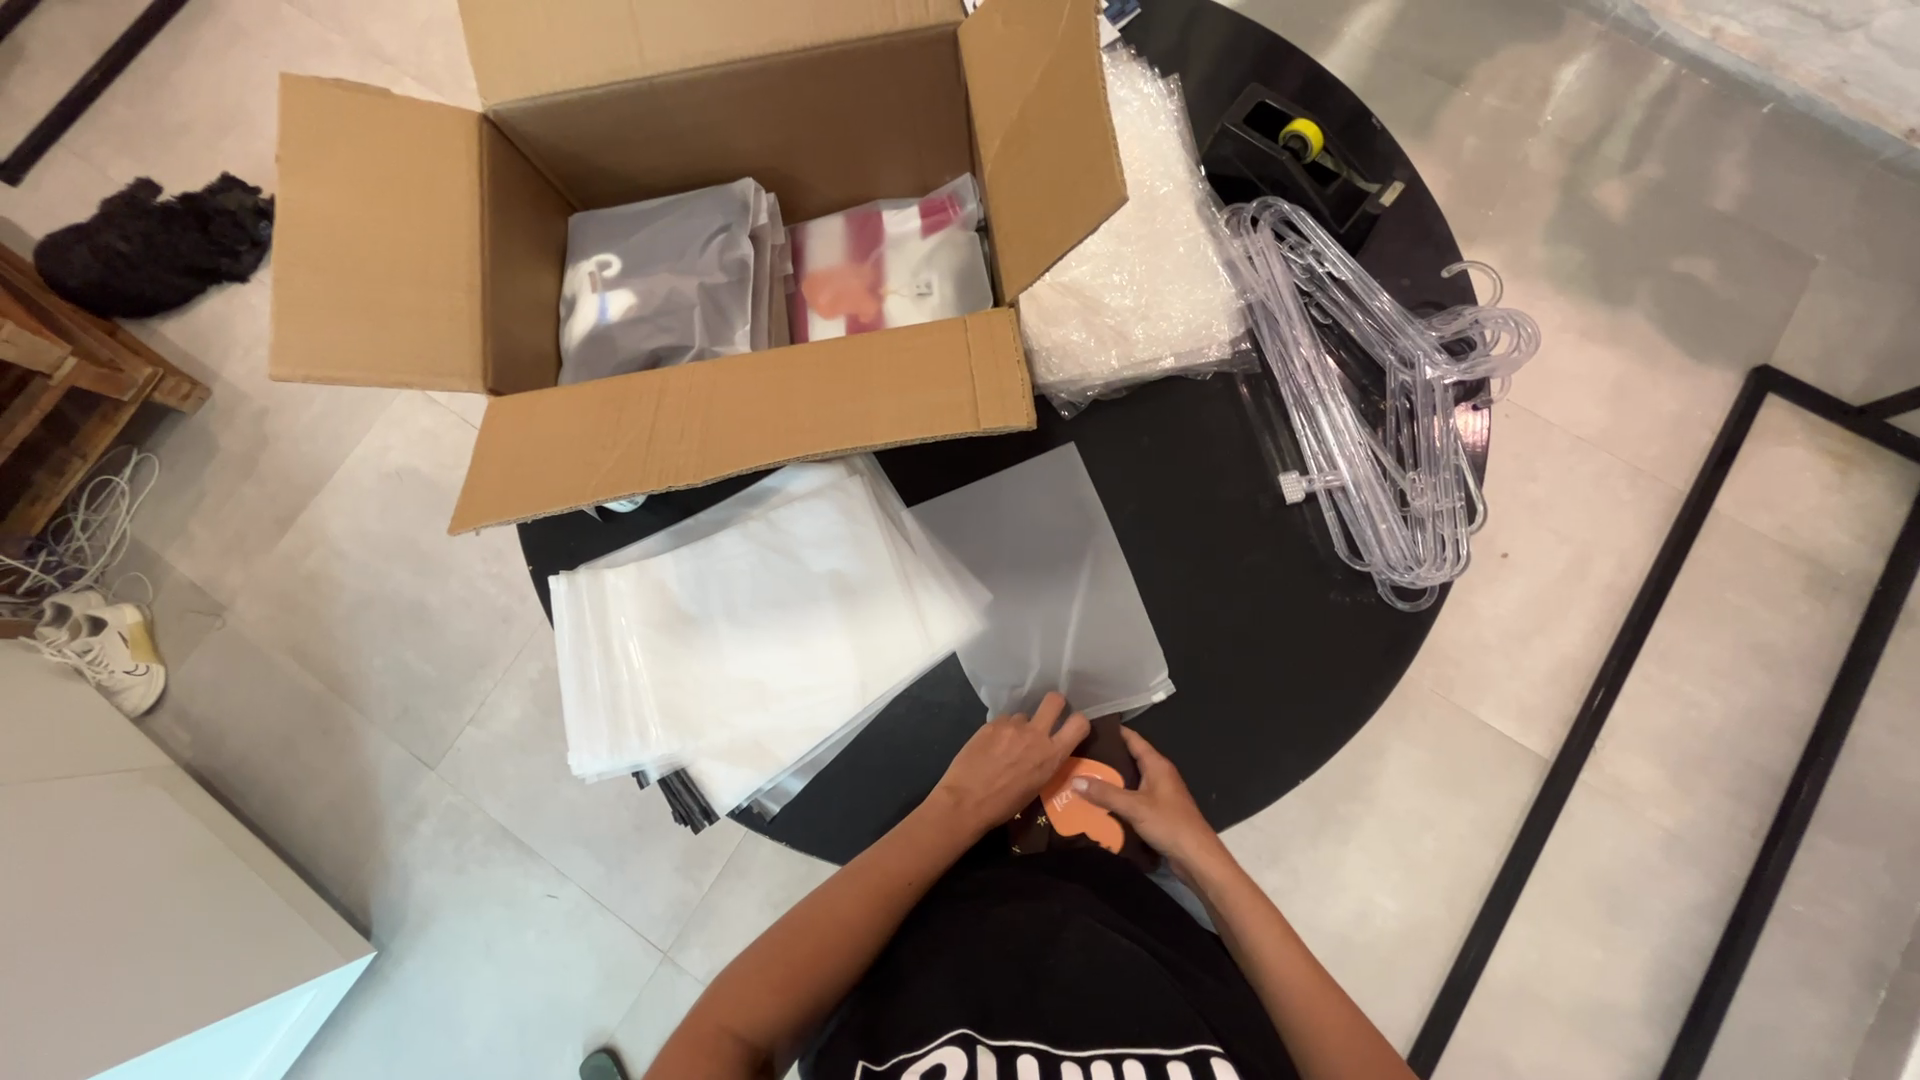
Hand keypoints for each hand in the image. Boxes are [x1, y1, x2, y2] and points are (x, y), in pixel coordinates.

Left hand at [930, 692, 1090, 837]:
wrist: (966, 802)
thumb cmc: (1004, 804)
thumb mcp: (1037, 786)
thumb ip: (1046, 761)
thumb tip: (1046, 750)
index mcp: (1052, 755)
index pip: (1080, 723)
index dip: (1077, 720)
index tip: (1070, 724)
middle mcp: (1036, 734)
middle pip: (1054, 700)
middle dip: (1054, 703)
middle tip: (1047, 714)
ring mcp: (1012, 726)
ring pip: (1022, 714)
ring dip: (1018, 725)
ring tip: (1005, 743)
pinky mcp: (991, 723)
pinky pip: (1003, 720)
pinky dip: (1000, 730)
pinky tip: (990, 745)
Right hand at [1072, 727, 1228, 881]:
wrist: (1196, 857)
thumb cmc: (1169, 824)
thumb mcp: (1134, 807)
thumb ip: (1105, 793)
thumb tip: (1074, 780)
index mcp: (1157, 764)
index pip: (1132, 739)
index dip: (1113, 731)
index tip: (1088, 727)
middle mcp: (1159, 774)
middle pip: (1129, 758)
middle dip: (1106, 757)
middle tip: (1078, 754)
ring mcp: (1159, 793)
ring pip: (1130, 779)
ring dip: (1110, 779)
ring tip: (1082, 776)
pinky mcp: (1157, 810)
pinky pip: (1133, 796)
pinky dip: (1117, 796)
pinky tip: (1099, 801)